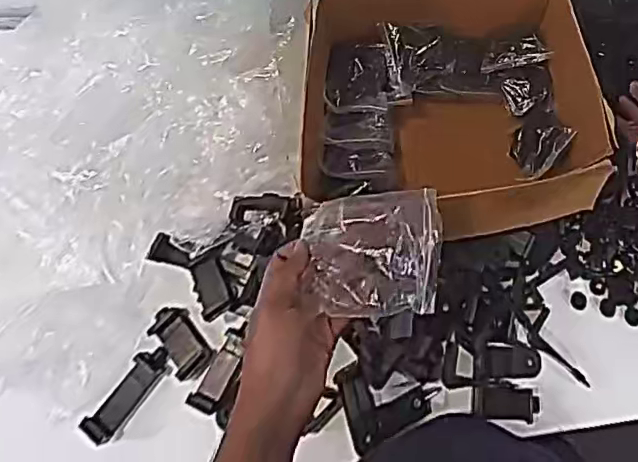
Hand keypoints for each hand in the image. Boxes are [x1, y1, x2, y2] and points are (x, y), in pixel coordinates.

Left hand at [233, 241, 345, 446]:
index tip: (324, 229)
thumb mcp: (274, 310)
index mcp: (274, 299)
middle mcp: (292, 308)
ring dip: (345, 278)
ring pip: (330, 291)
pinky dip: (357, 301)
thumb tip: (296, 246)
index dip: (304, 245)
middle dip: (330, 259)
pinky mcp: (326, 337)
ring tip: (364, 258)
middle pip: (313, 275)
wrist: (280, 408)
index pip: (288, 263)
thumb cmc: (269, 367)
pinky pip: (344, 313)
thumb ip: (285, 277)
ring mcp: (310, 323)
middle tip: (352, 240)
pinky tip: (368, 290)